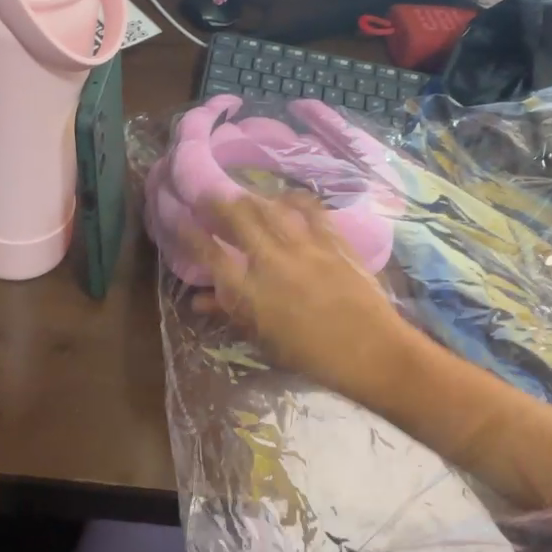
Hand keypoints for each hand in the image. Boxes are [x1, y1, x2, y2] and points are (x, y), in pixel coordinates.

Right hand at [183, 192, 418, 397]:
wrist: (371, 352)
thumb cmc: (311, 356)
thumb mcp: (264, 339)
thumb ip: (231, 313)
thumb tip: (200, 299)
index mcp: (250, 293)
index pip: (210, 255)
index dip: (190, 234)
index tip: (179, 220)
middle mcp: (272, 262)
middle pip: (238, 219)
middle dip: (217, 203)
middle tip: (206, 195)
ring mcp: (304, 247)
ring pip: (270, 209)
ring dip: (250, 199)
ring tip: (240, 195)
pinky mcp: (332, 241)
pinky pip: (310, 210)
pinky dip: (294, 199)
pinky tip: (285, 197)